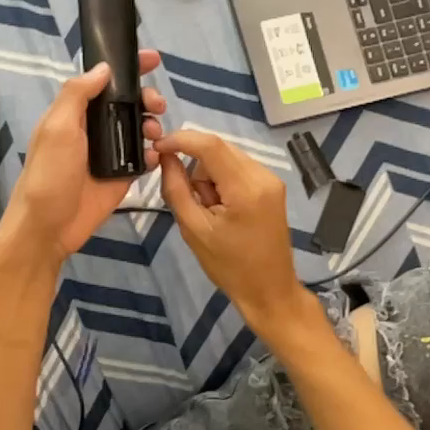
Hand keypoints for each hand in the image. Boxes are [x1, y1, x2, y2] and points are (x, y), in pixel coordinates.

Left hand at [1, 50, 166, 260]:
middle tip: (157, 105)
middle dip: (147, 98)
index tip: (152, 59)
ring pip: (139, 128)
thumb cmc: (49, 175)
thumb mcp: (58, 128)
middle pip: (128, 103)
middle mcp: (94, 129)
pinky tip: (155, 156)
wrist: (49, 227)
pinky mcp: (122, 177)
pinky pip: (144, 159)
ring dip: (153, 124)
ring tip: (156, 133)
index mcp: (75, 113)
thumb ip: (77, 94)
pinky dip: (154, 154)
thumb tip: (103, 68)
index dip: (128, 67)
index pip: (104, 81)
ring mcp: (110, 153)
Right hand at [155, 129, 318, 328]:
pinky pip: (238, 169)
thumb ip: (177, 189)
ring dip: (209, 176)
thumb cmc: (229, 266)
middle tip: (193, 201)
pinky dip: (222, 181)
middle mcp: (263, 175)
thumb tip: (166, 157)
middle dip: (196, 166)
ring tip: (210, 211)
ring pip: (227, 157)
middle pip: (218, 148)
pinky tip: (222, 208)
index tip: (158, 146)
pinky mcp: (272, 186)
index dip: (180, 139)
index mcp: (245, 188)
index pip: (210, 145)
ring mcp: (271, 179)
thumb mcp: (194, 230)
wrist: (268, 290)